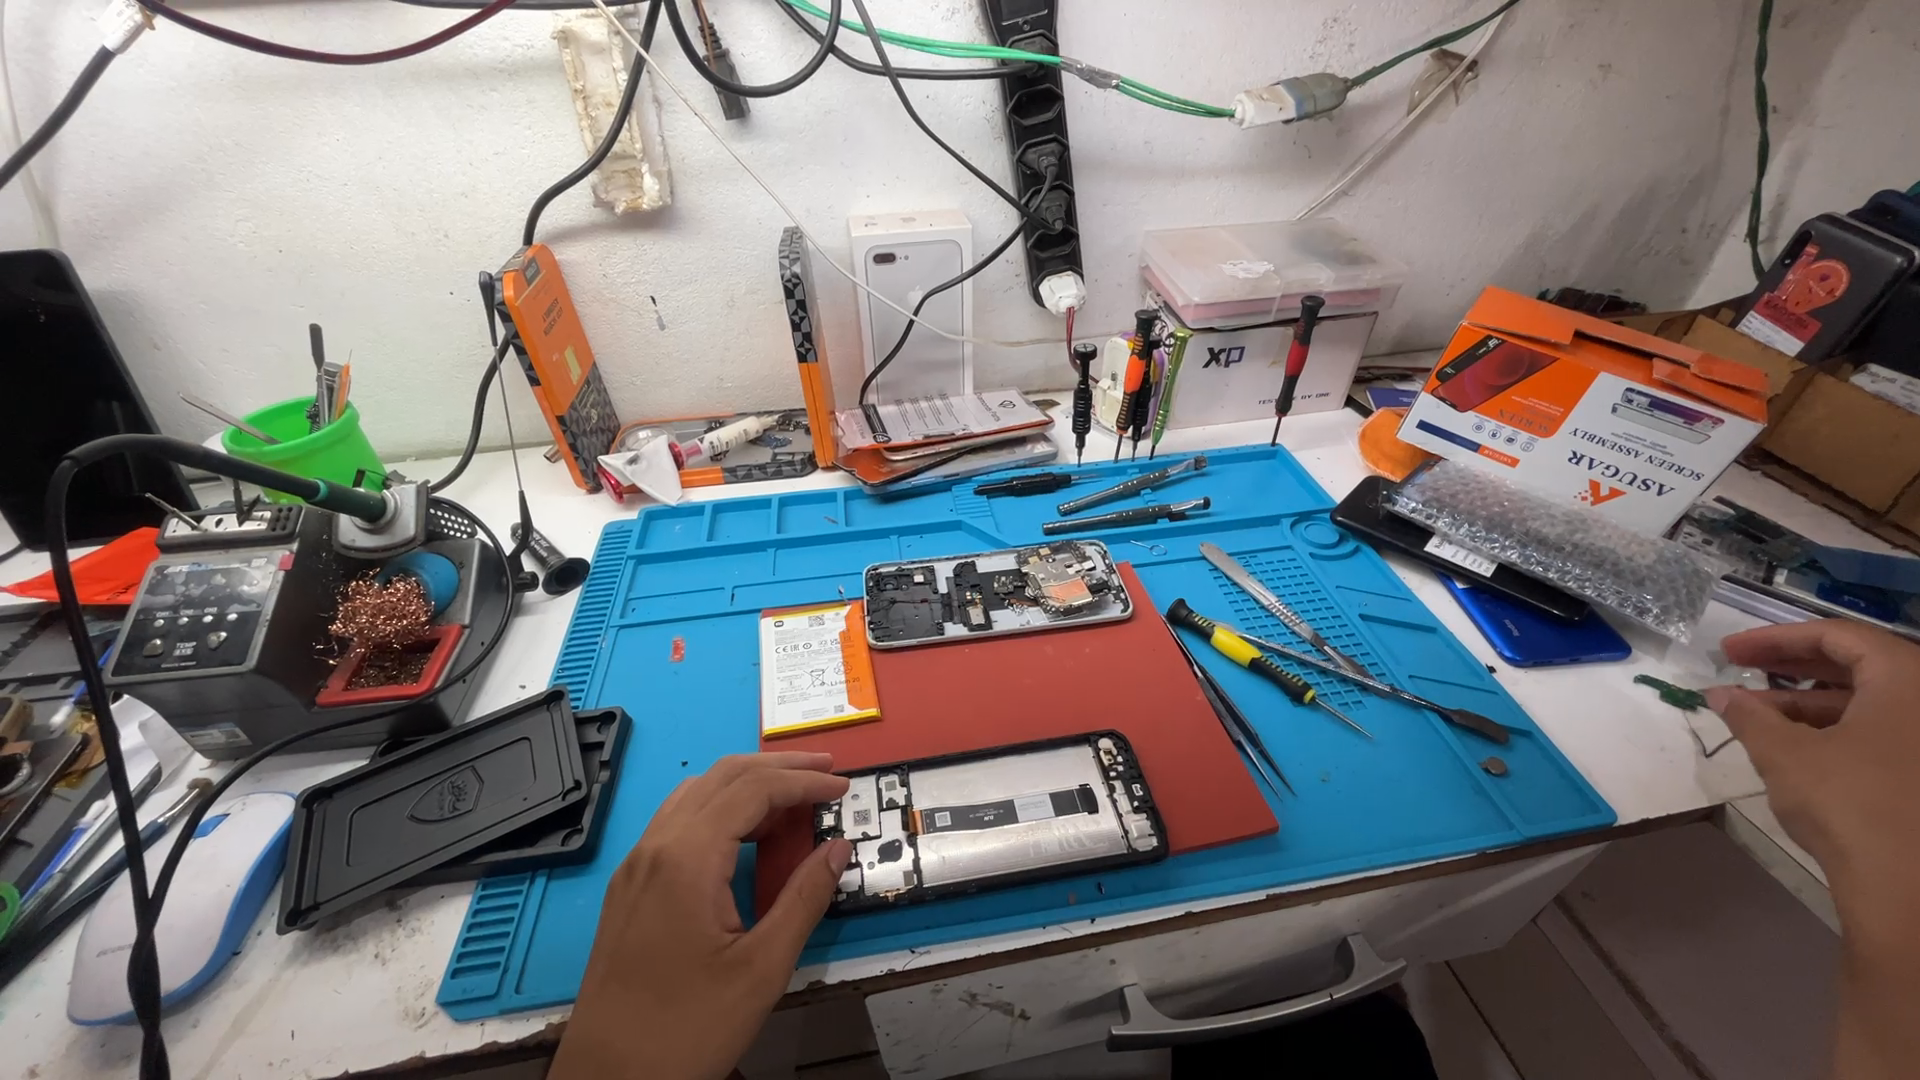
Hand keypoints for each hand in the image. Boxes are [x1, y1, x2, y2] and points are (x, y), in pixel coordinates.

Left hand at [550, 753, 852, 1079]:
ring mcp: (637, 864)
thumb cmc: (688, 1028)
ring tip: (792, 797)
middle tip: (825, 772)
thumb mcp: (761, 968)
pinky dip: (721, 806)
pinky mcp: (630, 884)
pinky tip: (745, 833)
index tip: (842, 786)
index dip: (803, 781)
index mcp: (687, 858)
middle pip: (723, 776)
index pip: (753, 790)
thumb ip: (804, 898)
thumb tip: (838, 847)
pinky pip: (679, 818)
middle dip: (778, 767)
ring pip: (697, 792)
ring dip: (747, 783)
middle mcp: (656, 846)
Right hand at [1708, 620, 1919, 936]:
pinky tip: (1798, 745)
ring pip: (1878, 702)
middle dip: (1794, 665)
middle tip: (1741, 671)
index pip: (1841, 636)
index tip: (1729, 651)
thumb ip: (1749, 715)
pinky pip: (1893, 732)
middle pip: (1864, 665)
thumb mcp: (1783, 753)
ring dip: (1813, 701)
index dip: (1777, 637)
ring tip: (1757, 716)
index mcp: (1912, 684)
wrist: (1915, 890)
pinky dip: (1842, 728)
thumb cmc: (1850, 804)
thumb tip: (1722, 694)